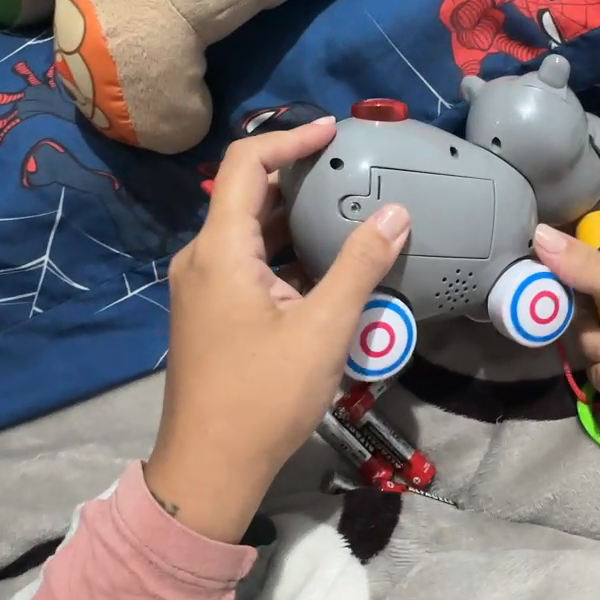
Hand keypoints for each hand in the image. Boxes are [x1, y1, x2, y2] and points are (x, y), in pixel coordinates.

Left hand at [147, 121, 410, 541]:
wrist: (210, 468)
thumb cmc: (264, 396)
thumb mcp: (324, 328)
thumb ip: (360, 265)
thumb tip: (396, 214)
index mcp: (220, 250)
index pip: (247, 165)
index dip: (291, 140)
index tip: (334, 131)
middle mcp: (203, 258)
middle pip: (249, 195)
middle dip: (300, 177)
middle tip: (352, 170)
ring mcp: (204, 287)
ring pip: (251, 233)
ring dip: (296, 218)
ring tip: (349, 210)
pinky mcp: (213, 312)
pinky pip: (250, 263)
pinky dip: (287, 253)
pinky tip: (327, 264)